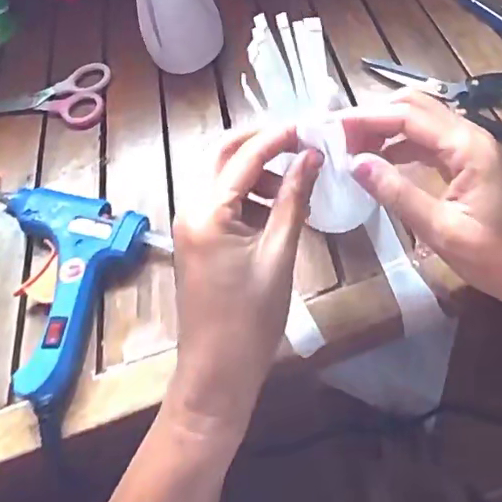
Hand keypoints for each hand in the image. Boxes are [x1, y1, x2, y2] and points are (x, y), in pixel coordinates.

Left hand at [167, 125, 319, 438]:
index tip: (308, 126)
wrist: (216, 375)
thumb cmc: (251, 320)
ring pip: (222, 175)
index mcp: (207, 211)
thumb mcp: (279, 256)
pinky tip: (278, 208)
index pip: (244, 156)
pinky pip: (221, 199)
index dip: (278, 137)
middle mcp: (190, 206)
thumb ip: (293, 201)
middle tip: (298, 141)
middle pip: (222, 154)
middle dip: (260, 142)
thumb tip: (312, 158)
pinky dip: (248, 194)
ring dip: (256, 170)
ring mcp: (190, 220)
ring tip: (296, 183)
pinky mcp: (196, 235)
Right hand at [339, 91, 501, 326]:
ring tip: (351, 146)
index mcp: (467, 147)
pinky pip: (427, 138)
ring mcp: (472, 147)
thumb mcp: (444, 232)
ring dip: (384, 126)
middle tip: (337, 135)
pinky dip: (398, 141)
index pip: (405, 115)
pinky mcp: (470, 161)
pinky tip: (379, 160)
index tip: (330, 128)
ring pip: (419, 118)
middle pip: (412, 105)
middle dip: (371, 115)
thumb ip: (397, 194)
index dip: (364, 118)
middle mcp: (470, 135)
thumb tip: (354, 163)